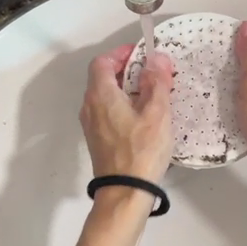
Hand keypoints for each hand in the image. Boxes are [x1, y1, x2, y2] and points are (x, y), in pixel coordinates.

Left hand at [80, 44, 174, 183]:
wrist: (125, 192)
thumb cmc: (142, 150)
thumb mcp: (157, 112)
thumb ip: (157, 82)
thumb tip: (157, 57)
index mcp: (101, 94)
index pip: (102, 62)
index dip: (121, 54)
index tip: (142, 54)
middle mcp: (90, 106)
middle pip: (103, 78)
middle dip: (127, 70)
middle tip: (152, 73)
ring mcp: (91, 125)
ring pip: (105, 96)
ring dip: (126, 89)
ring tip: (152, 94)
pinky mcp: (97, 140)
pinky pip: (107, 112)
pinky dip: (123, 106)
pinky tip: (144, 117)